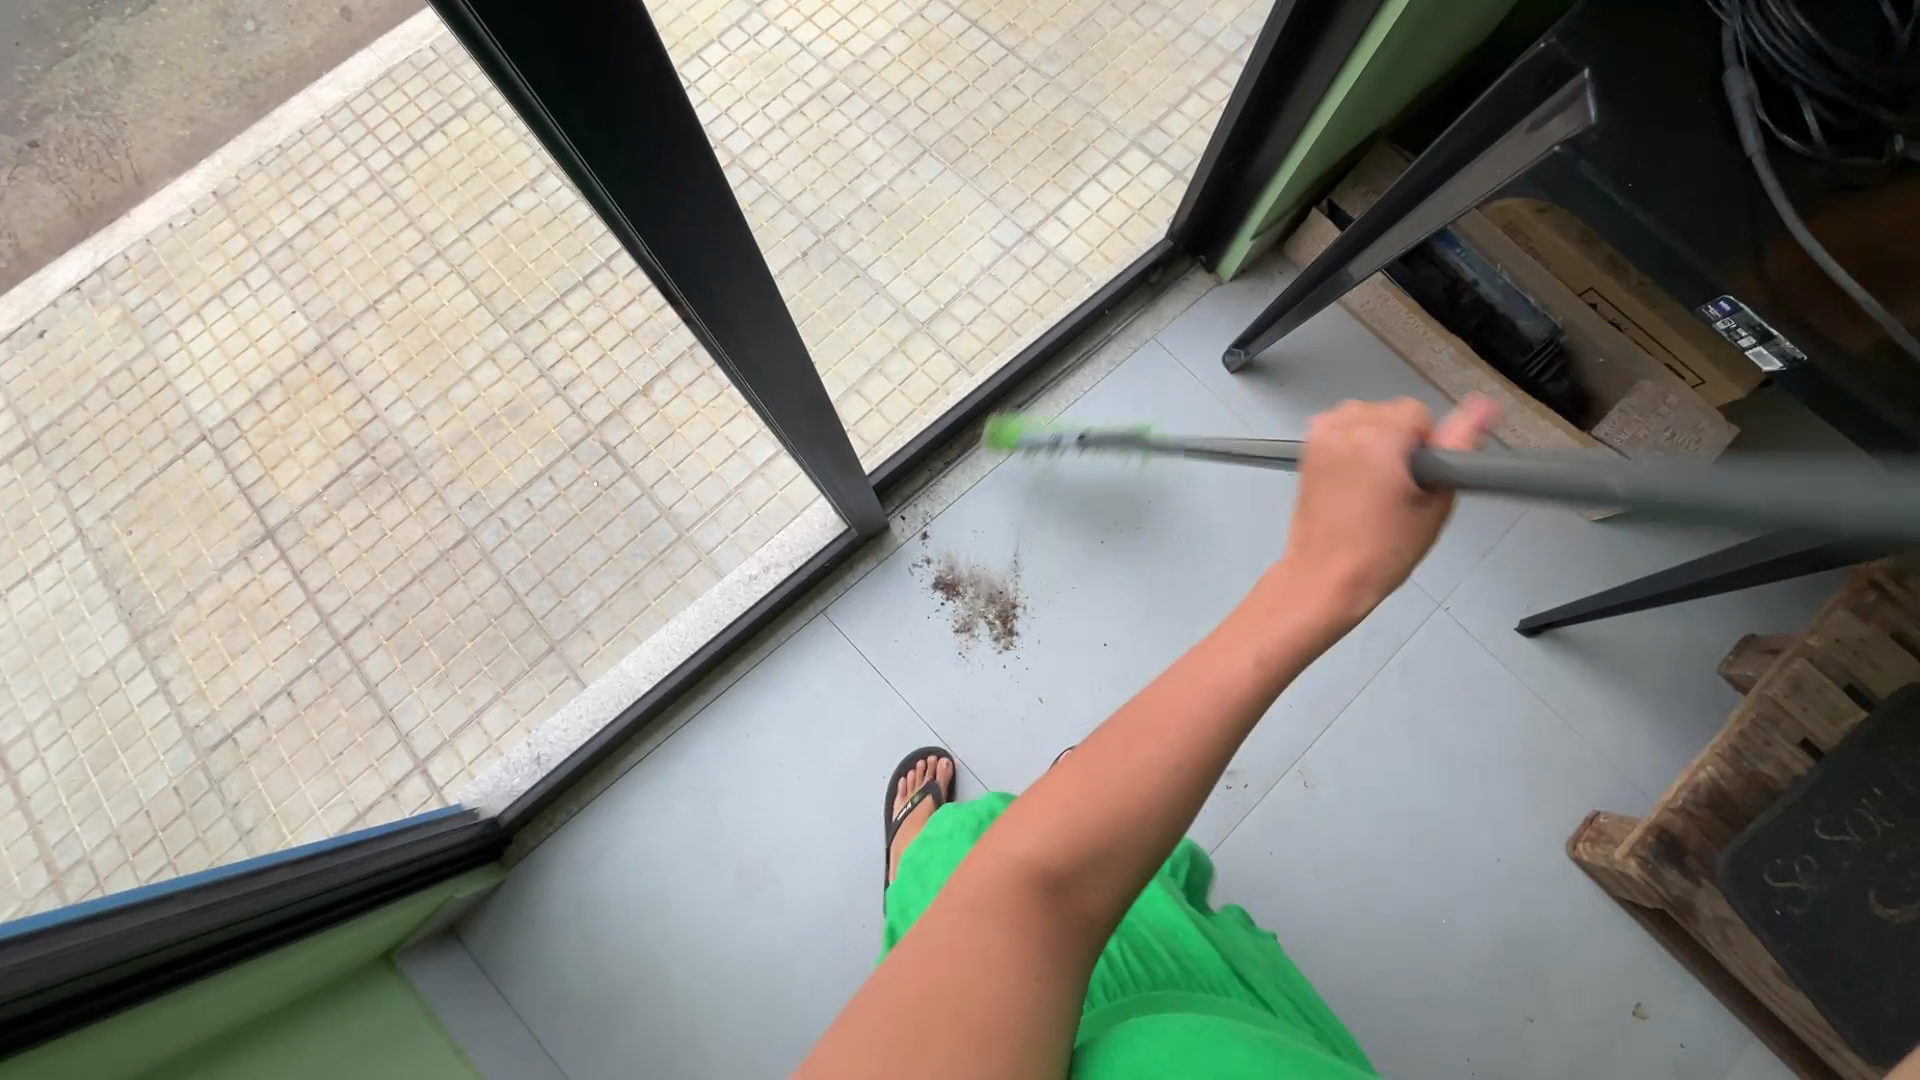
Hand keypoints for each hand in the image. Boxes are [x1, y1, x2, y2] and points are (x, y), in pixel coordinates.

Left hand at [1278, 396, 1499, 623]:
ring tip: (1377, 482)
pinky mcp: (1305, 453)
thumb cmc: (1382, 549)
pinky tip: (1355, 476)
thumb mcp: (1435, 500)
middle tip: (1400, 484)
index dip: (1428, 444)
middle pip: (1388, 411)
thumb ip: (1460, 446)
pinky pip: (1336, 428)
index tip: (1420, 475)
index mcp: (1377, 437)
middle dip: (1401, 439)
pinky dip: (1349, 443)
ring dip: (1375, 438)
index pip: (1418, 412)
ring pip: (1362, 416)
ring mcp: (1318, 440)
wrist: (1325, 575)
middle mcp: (1342, 430)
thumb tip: (1485, 405)